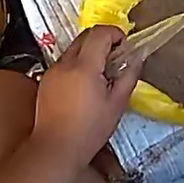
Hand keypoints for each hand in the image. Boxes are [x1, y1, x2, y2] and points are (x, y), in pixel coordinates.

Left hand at [31, 25, 140, 159]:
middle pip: (85, 35)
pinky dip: (78, 64)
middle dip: (104, 40)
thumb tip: (138, 57)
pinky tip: (86, 85)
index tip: (125, 47)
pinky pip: (65, 62)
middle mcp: (65, 63)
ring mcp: (53, 71)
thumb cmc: (90, 129)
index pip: (100, 33)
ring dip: (91, 52)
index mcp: (84, 66)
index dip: (116, 34)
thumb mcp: (117, 103)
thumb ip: (129, 75)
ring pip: (74, 48)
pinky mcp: (46, 80)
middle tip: (116, 58)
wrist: (56, 148)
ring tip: (102, 74)